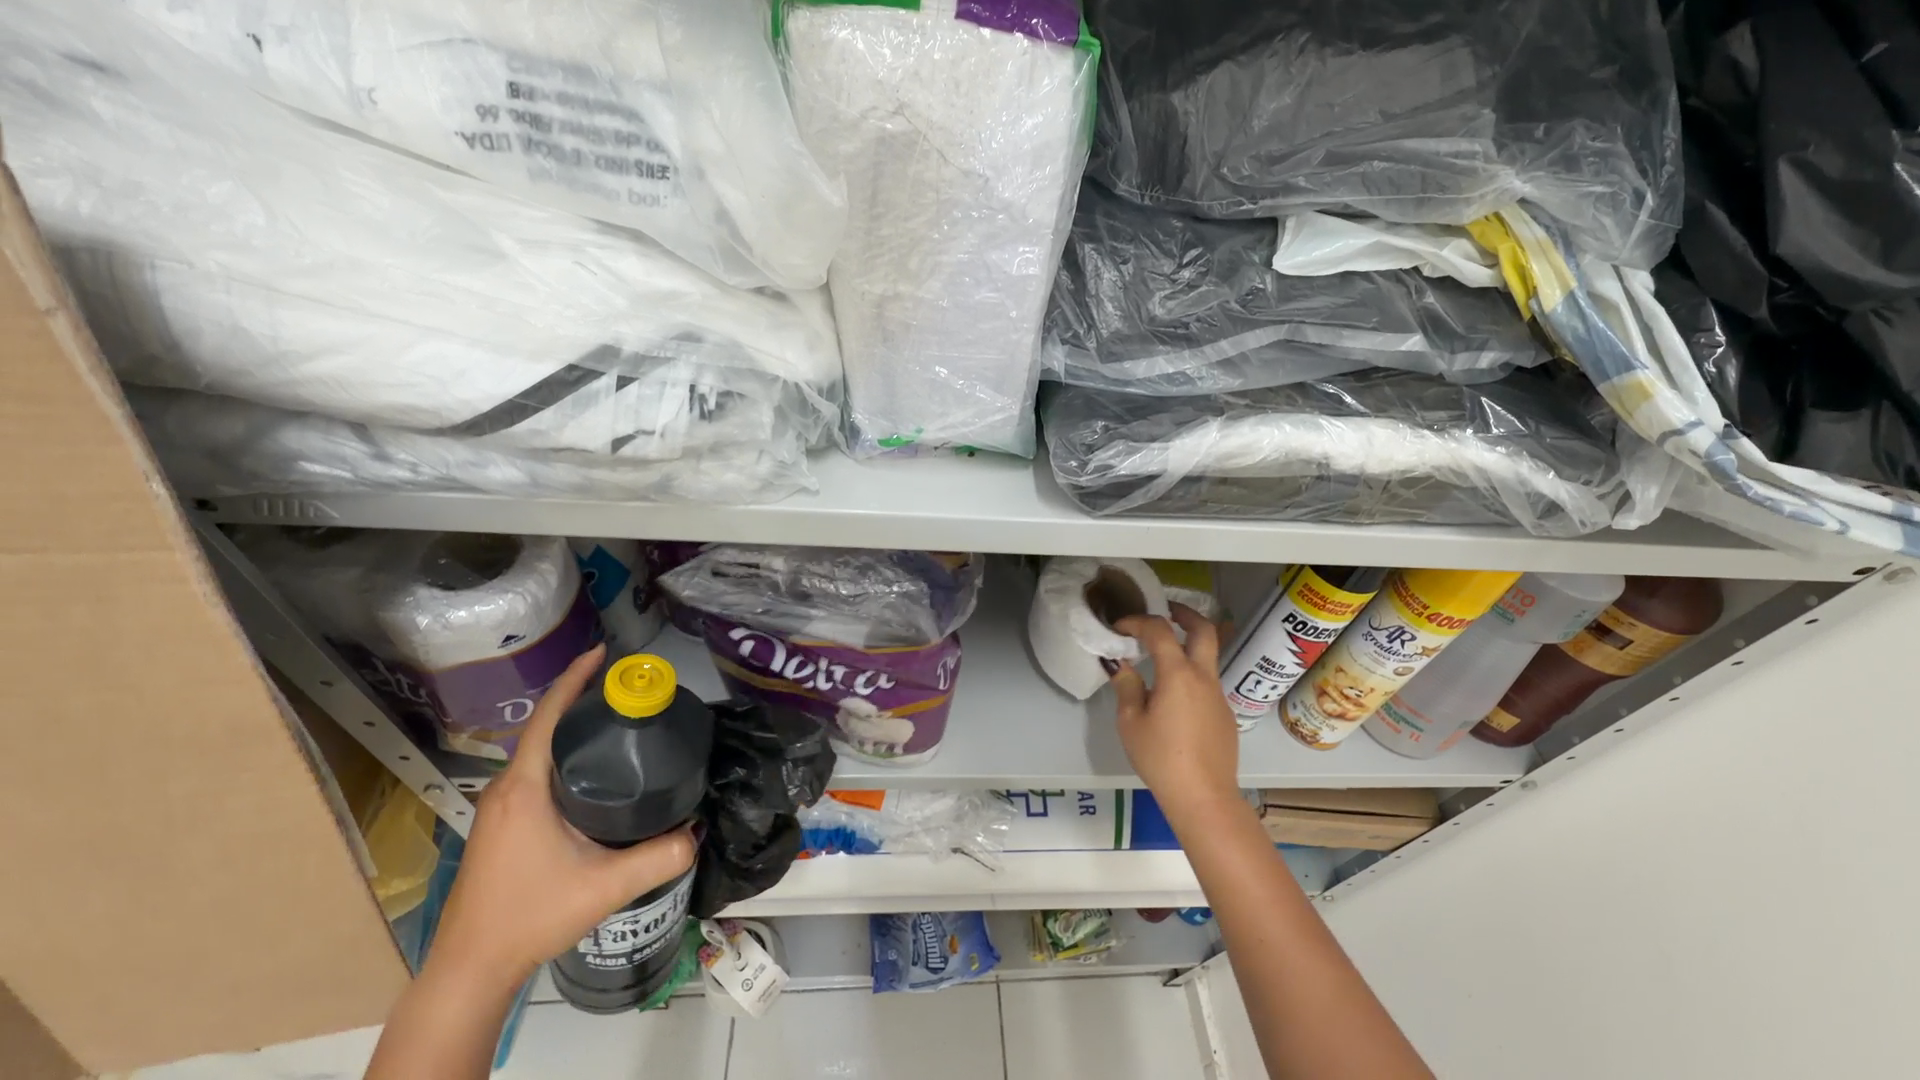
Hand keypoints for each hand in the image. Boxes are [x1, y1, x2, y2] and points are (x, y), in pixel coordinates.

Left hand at [426, 644, 697, 989]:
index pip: (548, 716)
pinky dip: (562, 757)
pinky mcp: (501, 826)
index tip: (604, 653)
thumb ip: (659, 856)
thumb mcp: (606, 886)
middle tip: (627, 692)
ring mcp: (499, 808)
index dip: (574, 679)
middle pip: (544, 727)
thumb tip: (697, 831)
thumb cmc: (531, 915)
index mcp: (525, 787)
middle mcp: (506, 789)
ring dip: (571, 731)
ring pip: (538, 752)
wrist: (473, 965)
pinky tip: (592, 775)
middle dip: (581, 701)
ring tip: (616, 725)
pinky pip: (534, 774)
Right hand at [1112, 604, 1241, 822]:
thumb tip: (1122, 665)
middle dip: (1184, 615)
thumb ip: (1127, 687)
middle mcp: (1204, 677)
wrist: (1203, 795)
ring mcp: (1219, 696)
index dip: (1137, 621)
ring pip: (1209, 657)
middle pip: (1204, 630)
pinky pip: (1208, 684)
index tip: (1119, 627)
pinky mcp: (1225, 715)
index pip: (1159, 631)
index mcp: (1178, 674)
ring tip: (1164, 655)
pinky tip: (1174, 698)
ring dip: (1190, 646)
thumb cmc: (1161, 758)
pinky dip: (1192, 675)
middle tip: (1166, 612)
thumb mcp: (1131, 722)